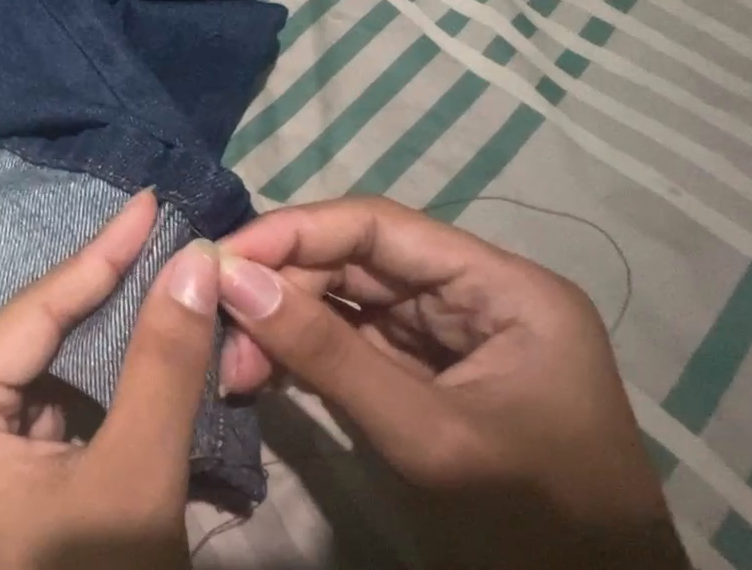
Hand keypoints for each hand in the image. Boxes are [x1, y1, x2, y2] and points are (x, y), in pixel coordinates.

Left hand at [0, 190, 215, 569]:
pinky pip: (50, 395)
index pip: (32, 312)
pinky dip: (99, 373)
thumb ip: (162, 365)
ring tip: (161, 273)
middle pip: (35, 332)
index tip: (147, 203)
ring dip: (107, 327)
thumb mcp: (136, 477)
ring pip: (45, 361)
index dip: (99, 255)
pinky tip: (141, 337)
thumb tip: (193, 263)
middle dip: (104, 288)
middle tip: (163, 235)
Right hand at [213, 196, 685, 568]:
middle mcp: (470, 300)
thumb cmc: (532, 525)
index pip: (376, 227)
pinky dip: (295, 356)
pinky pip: (342, 346)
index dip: (291, 232)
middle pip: (350, 263)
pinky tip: (257, 374)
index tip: (218, 259)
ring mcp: (442, 342)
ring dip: (279, 327)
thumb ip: (328, 353)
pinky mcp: (416, 381)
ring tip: (234, 368)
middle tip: (219, 333)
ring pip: (338, 303)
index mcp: (502, 290)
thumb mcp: (428, 437)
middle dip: (279, 293)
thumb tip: (227, 276)